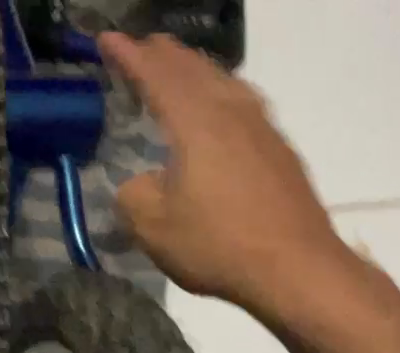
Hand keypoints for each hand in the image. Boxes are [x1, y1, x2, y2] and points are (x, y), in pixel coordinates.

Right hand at [100, 32, 354, 316]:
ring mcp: (261, 127)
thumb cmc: (216, 244)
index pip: (157, 76)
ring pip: (223, 81)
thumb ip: (133, 196)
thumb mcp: (152, 227)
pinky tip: (220, 108)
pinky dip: (220, 93)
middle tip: (142, 47)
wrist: (292, 265)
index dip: (129, 56)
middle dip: (164, 55)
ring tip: (180, 69)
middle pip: (194, 69)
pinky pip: (242, 102)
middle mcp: (232, 111)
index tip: (107, 39)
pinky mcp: (278, 149)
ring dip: (196, 70)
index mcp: (196, 122)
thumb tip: (138, 183)